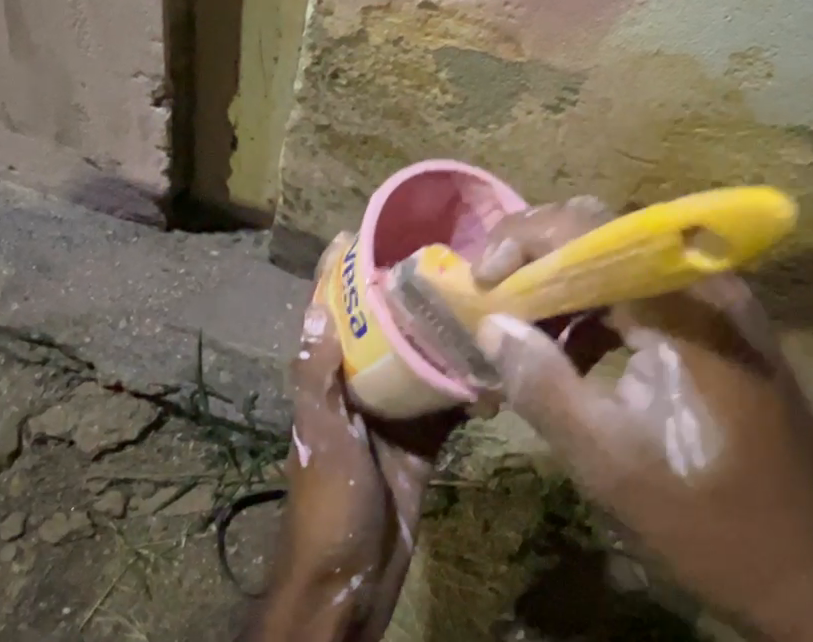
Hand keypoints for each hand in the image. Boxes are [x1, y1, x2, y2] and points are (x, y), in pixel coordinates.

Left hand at [246, 237, 449, 641]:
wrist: (350, 581)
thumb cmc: (327, 503)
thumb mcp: (319, 436)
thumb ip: (316, 377)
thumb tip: (316, 305)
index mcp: (328, 382)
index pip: (330, 315)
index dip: (338, 275)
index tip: (359, 232)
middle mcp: (359, 389)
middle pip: (382, 331)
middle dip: (404, 295)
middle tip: (442, 256)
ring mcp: (394, 415)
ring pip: (421, 363)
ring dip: (443, 336)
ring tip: (477, 296)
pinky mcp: (424, 443)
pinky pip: (447, 404)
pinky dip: (468, 385)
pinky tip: (497, 360)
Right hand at [473, 216, 812, 641]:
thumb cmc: (712, 518)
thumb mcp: (610, 461)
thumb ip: (545, 384)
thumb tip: (493, 324)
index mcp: (679, 302)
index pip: (585, 229)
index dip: (521, 242)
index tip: (479, 283)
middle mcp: (705, 283)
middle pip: (607, 234)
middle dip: (541, 260)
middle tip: (494, 301)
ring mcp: (723, 304)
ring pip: (627, 264)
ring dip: (570, 288)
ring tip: (525, 333)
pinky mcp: (727, 330)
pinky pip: (651, 295)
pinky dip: (605, 312)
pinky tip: (577, 358)